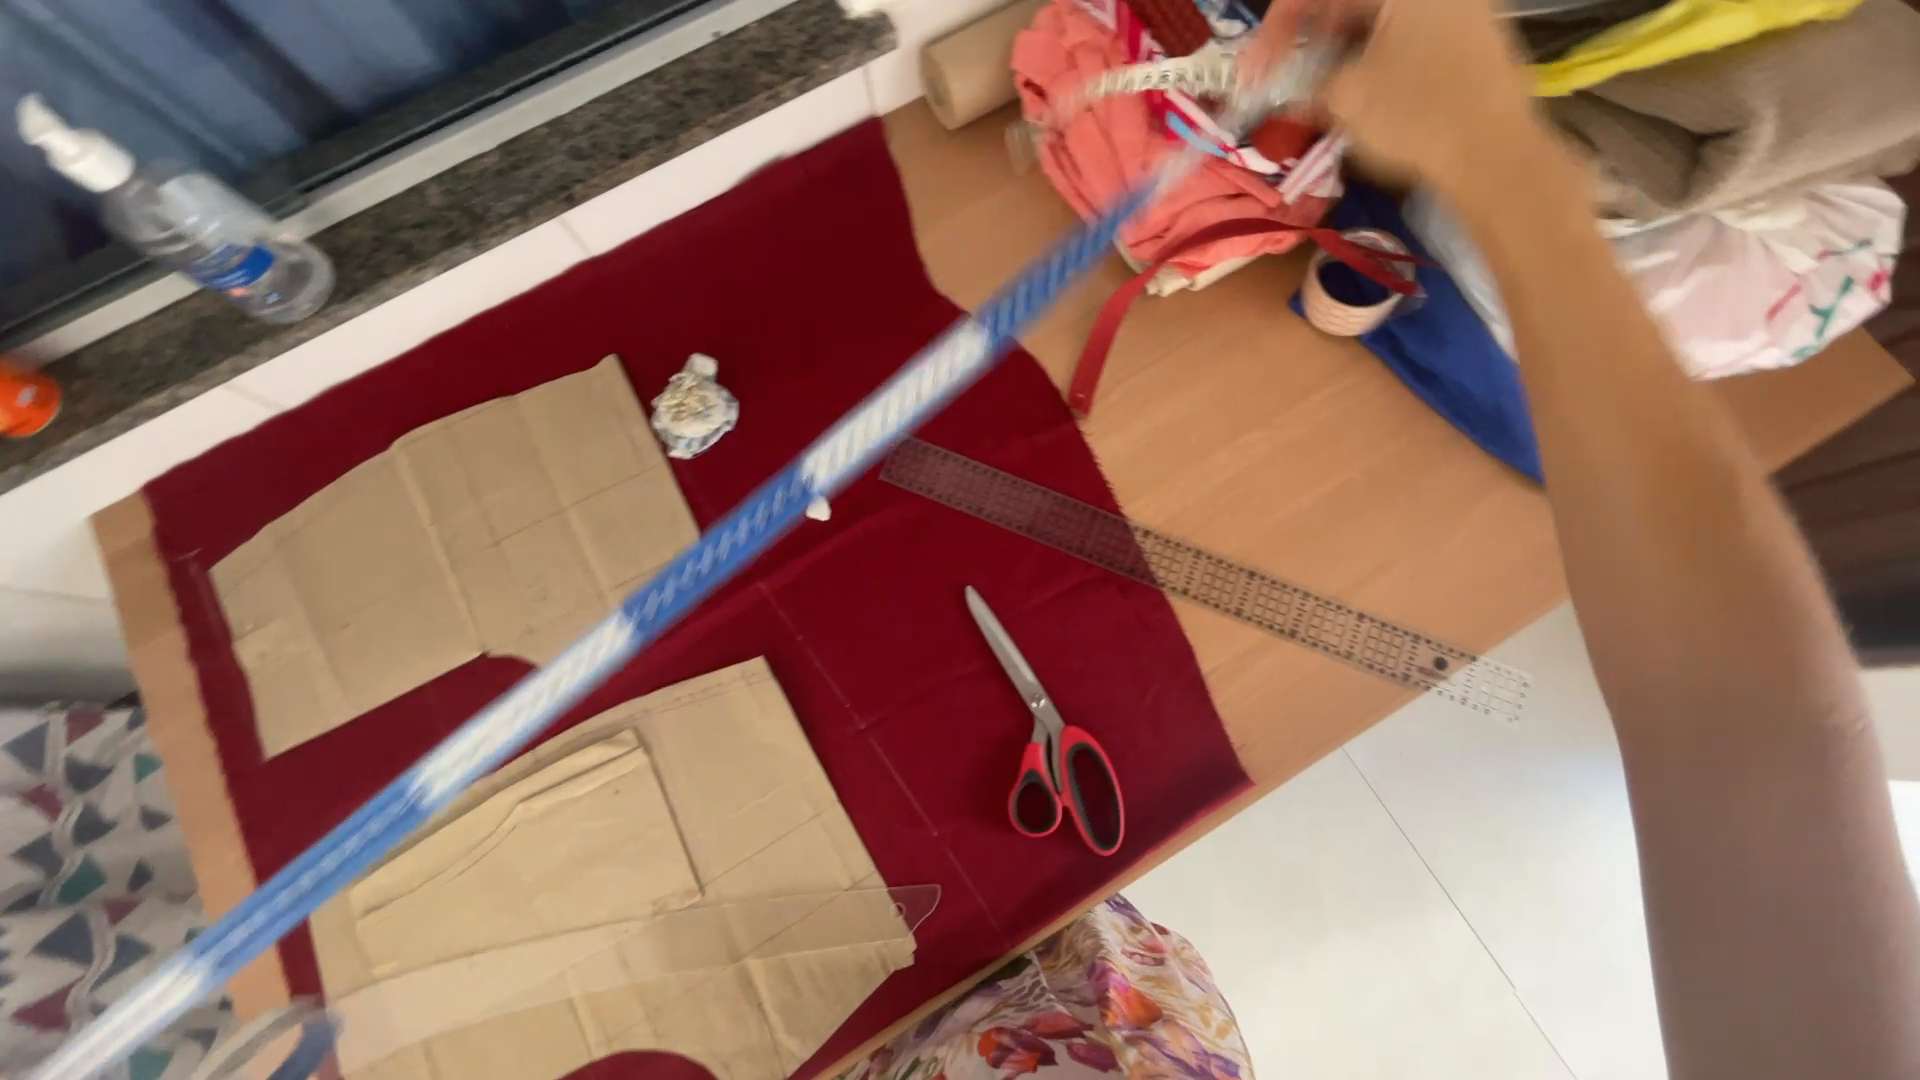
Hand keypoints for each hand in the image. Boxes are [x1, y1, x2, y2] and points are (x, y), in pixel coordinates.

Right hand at [1249, 0, 1555, 201]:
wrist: (1494, 155)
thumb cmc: (1416, 116)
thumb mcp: (1344, 96)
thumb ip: (1305, 80)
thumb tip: (1286, 82)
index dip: (1276, 27)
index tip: (1251, 70)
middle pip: (1349, 6)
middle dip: (1305, 38)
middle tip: (1273, 79)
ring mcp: (1455, 10)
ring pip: (1374, 21)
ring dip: (1332, 51)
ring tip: (1305, 91)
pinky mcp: (1465, 39)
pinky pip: (1400, 36)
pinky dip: (1364, 58)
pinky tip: (1346, 91)